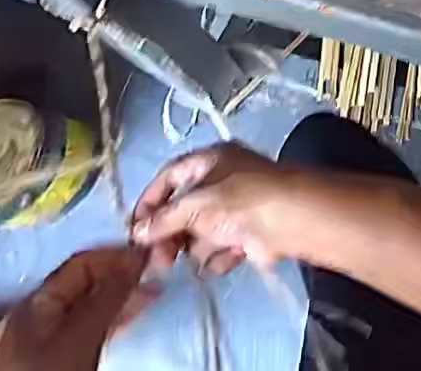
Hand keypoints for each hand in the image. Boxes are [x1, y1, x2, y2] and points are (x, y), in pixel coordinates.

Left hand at [0, 246, 154, 370]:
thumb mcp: (84, 332)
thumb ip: (111, 291)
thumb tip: (139, 256)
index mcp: (31, 307)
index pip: (82, 263)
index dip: (118, 256)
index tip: (150, 258)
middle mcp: (29, 321)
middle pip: (84, 284)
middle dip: (121, 277)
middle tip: (155, 275)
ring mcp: (35, 346)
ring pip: (86, 308)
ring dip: (119, 298)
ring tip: (149, 297)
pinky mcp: (47, 364)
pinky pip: (83, 329)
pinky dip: (108, 320)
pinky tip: (126, 322)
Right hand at [131, 143, 295, 277]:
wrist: (287, 218)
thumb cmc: (240, 199)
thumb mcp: (195, 203)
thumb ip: (163, 219)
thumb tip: (137, 233)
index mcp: (211, 159)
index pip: (170, 175)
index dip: (149, 200)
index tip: (134, 231)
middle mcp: (222, 179)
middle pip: (181, 210)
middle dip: (170, 235)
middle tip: (162, 259)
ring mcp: (233, 207)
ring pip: (197, 234)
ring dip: (198, 247)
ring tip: (207, 250)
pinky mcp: (244, 232)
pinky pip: (218, 248)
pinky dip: (220, 254)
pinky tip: (229, 253)